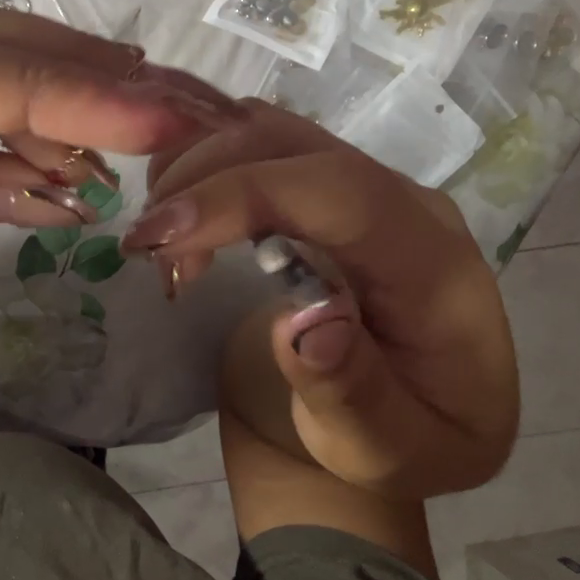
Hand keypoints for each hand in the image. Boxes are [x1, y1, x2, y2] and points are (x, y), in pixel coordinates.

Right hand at [123, 102, 516, 498]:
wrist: (382, 417)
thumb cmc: (390, 439)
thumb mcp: (382, 450)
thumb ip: (352, 396)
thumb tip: (306, 324)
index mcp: (435, 266)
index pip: (342, 192)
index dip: (244, 196)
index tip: (161, 237)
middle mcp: (400, 202)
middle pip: (287, 143)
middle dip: (198, 181)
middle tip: (144, 250)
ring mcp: (354, 183)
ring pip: (257, 129)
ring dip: (188, 169)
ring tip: (158, 245)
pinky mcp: (312, 183)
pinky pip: (244, 141)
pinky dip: (192, 164)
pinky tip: (173, 220)